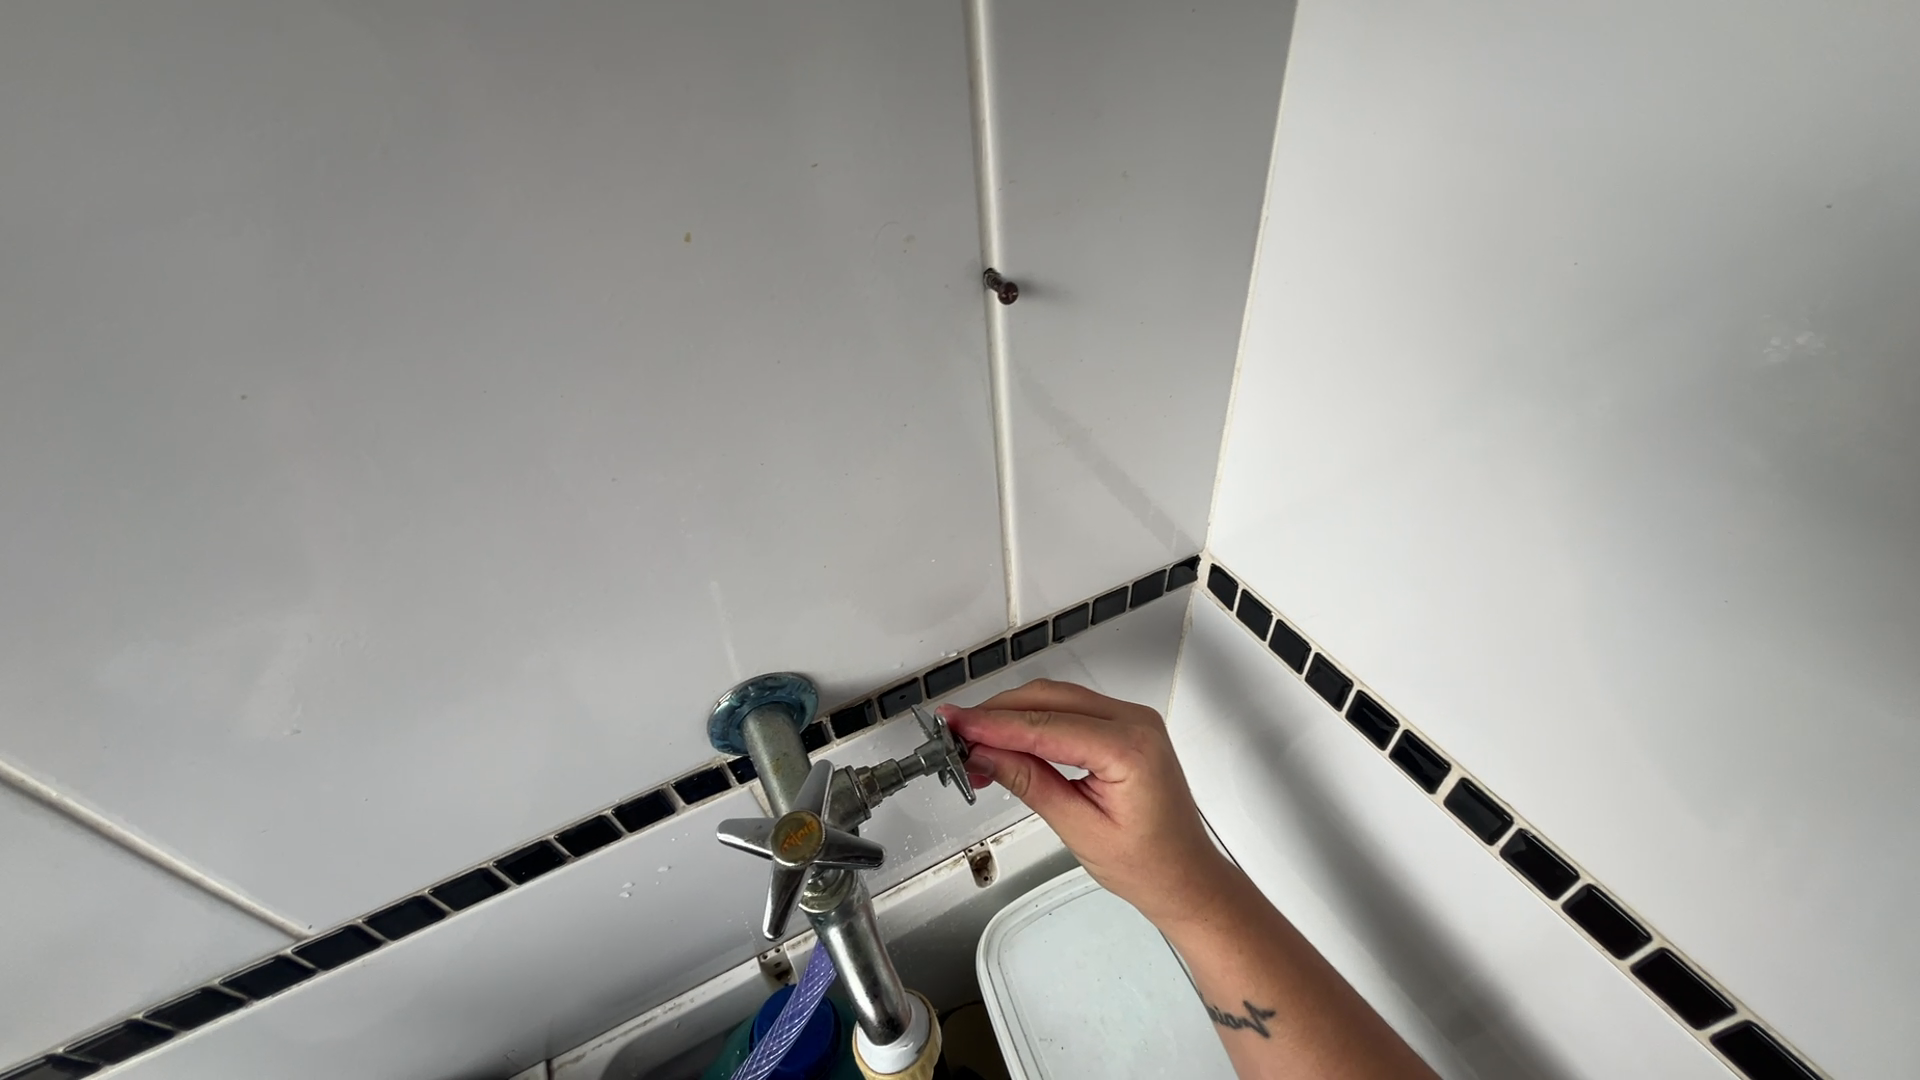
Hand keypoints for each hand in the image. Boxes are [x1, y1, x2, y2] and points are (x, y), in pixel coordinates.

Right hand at [939, 679, 1235, 930]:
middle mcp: (1133, 721)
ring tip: (972, 744)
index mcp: (1130, 748)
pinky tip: (1006, 741)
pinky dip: (1032, 722)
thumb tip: (984, 754)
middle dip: (996, 714)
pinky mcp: (1122, 725)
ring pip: (1055, 699)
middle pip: (1048, 699)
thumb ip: (1030, 783)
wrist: (1187, 878)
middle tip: (955, 733)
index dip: (994, 725)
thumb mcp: (1080, 830)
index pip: (1046, 727)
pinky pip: (1069, 710)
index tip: (956, 724)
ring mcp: (1130, 718)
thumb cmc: (1148, 866)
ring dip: (1011, 716)